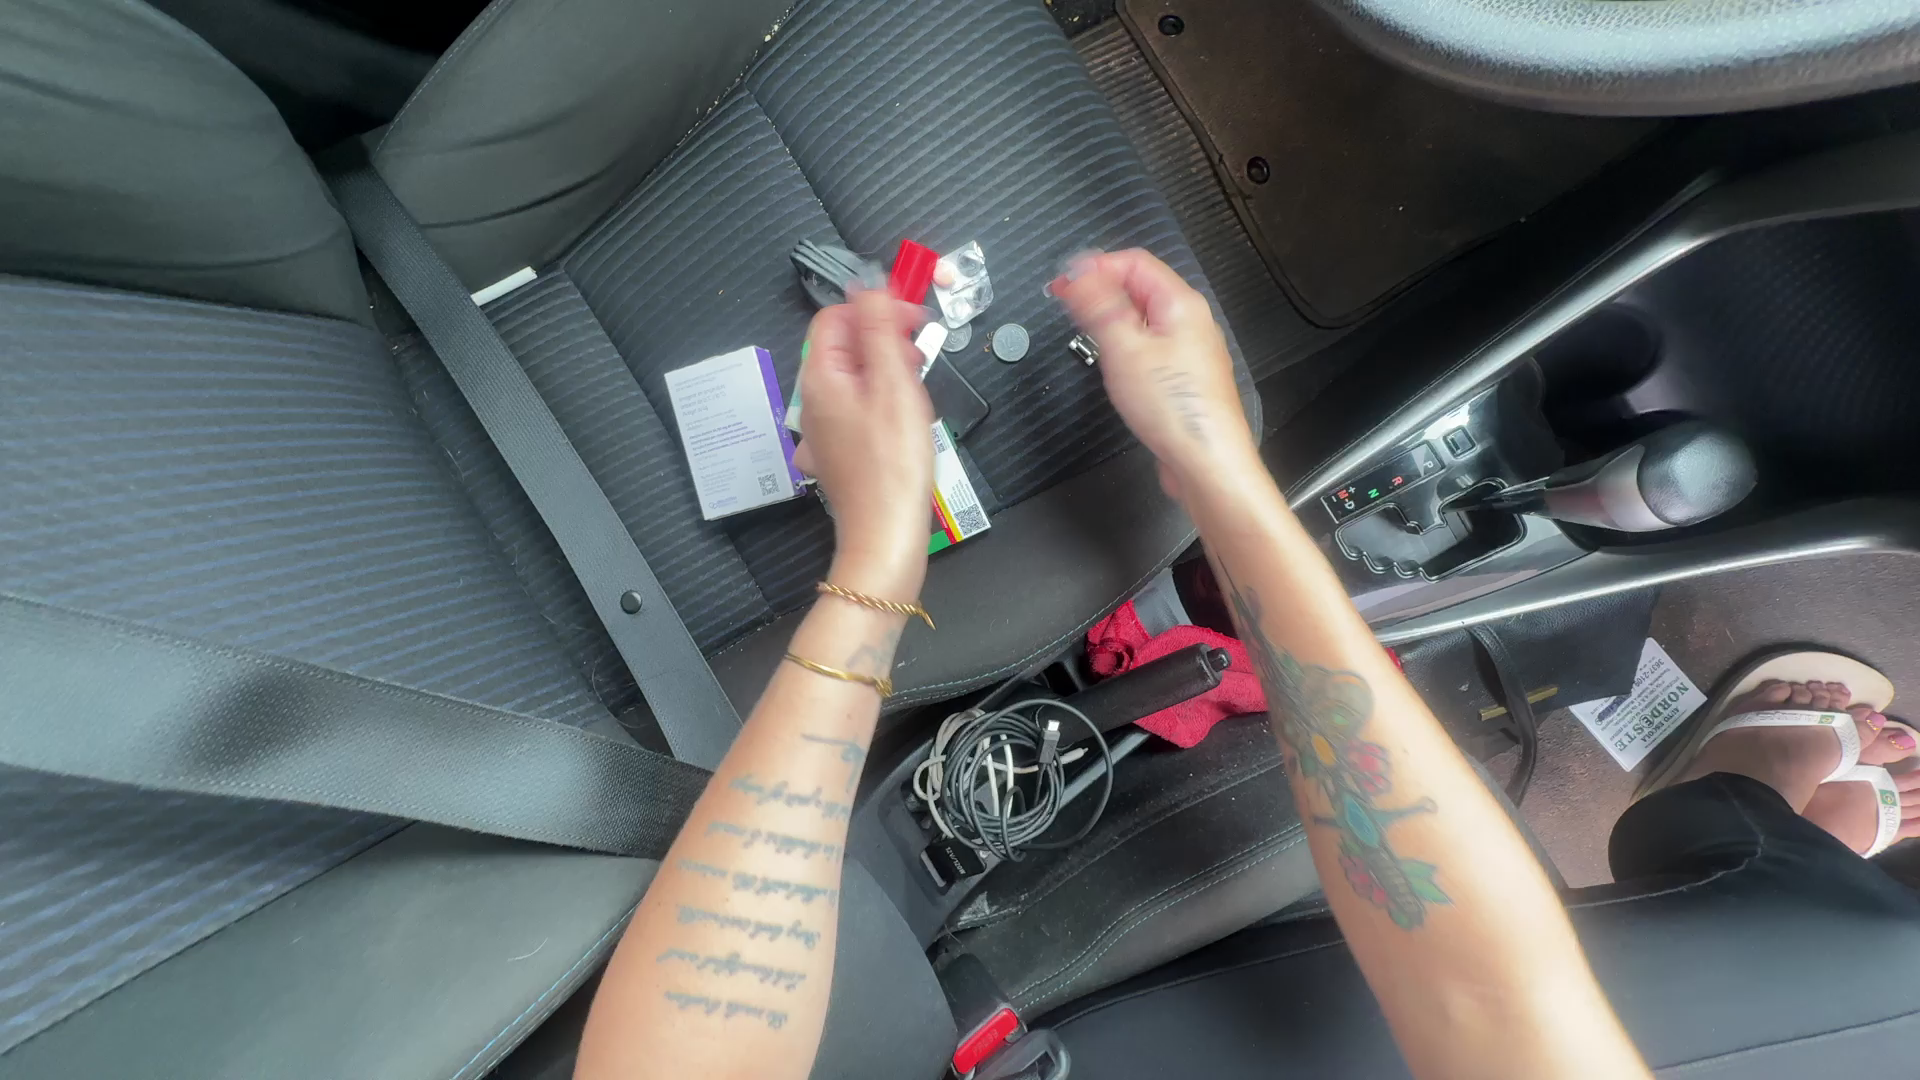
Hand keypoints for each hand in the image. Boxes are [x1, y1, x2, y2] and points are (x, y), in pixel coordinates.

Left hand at [793, 288, 935, 600]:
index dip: (874, 309)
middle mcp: (814, 402)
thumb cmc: (893, 463)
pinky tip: (905, 421)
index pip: (836, 317)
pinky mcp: (843, 452)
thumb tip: (868, 284)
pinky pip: (860, 410)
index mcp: (821, 378)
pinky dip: (884, 402)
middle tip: (919, 356)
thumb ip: (879, 328)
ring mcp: (826, 430)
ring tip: (917, 391)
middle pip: (845, 348)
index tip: (913, 319)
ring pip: (855, 379)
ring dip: (888, 372)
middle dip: (884, 340)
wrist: (887, 534)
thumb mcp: (893, 383)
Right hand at [1050, 249, 1256, 496]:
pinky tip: (1113, 364)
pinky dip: (1125, 346)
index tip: (1062, 285)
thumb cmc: (1176, 409)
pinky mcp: (1182, 378)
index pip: (1133, 262)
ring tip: (1085, 332)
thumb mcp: (1125, 349)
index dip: (1093, 268)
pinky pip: (1150, 348)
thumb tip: (1077, 272)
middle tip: (1067, 305)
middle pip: (1139, 288)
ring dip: (1111, 319)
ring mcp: (1188, 351)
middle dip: (1100, 291)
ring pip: (1143, 320)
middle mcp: (1190, 322)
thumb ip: (1100, 307)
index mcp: (1180, 304)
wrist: (1206, 461)